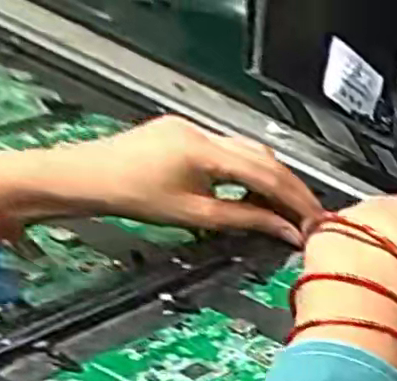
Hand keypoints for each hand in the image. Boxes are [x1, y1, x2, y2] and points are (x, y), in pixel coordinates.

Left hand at [30, 115, 319, 244]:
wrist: (79, 177)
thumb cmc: (131, 195)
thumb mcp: (201, 215)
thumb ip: (252, 221)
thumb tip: (292, 234)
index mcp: (202, 150)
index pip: (268, 176)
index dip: (298, 202)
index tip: (318, 224)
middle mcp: (199, 133)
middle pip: (267, 160)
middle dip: (294, 191)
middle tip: (313, 219)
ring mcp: (192, 130)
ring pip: (255, 154)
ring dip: (277, 182)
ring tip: (287, 211)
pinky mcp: (186, 135)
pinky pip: (235, 152)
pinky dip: (255, 174)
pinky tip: (258, 195)